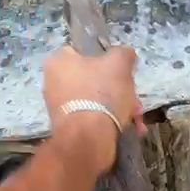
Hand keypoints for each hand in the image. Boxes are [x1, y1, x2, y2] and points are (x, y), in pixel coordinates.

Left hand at [43, 46, 142, 173]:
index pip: (84, 51)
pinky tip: (129, 128)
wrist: (88, 139)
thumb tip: (125, 55)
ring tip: (135, 119)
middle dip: (119, 90)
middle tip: (134, 99)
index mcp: (59, 61)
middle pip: (95, 79)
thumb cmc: (101, 94)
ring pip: (97, 100)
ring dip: (119, 107)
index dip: (107, 59)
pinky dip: (110, 121)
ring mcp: (59, 106)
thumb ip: (123, 53)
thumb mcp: (120, 63)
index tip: (123, 72)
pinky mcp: (68, 127)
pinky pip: (92, 117)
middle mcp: (53, 82)